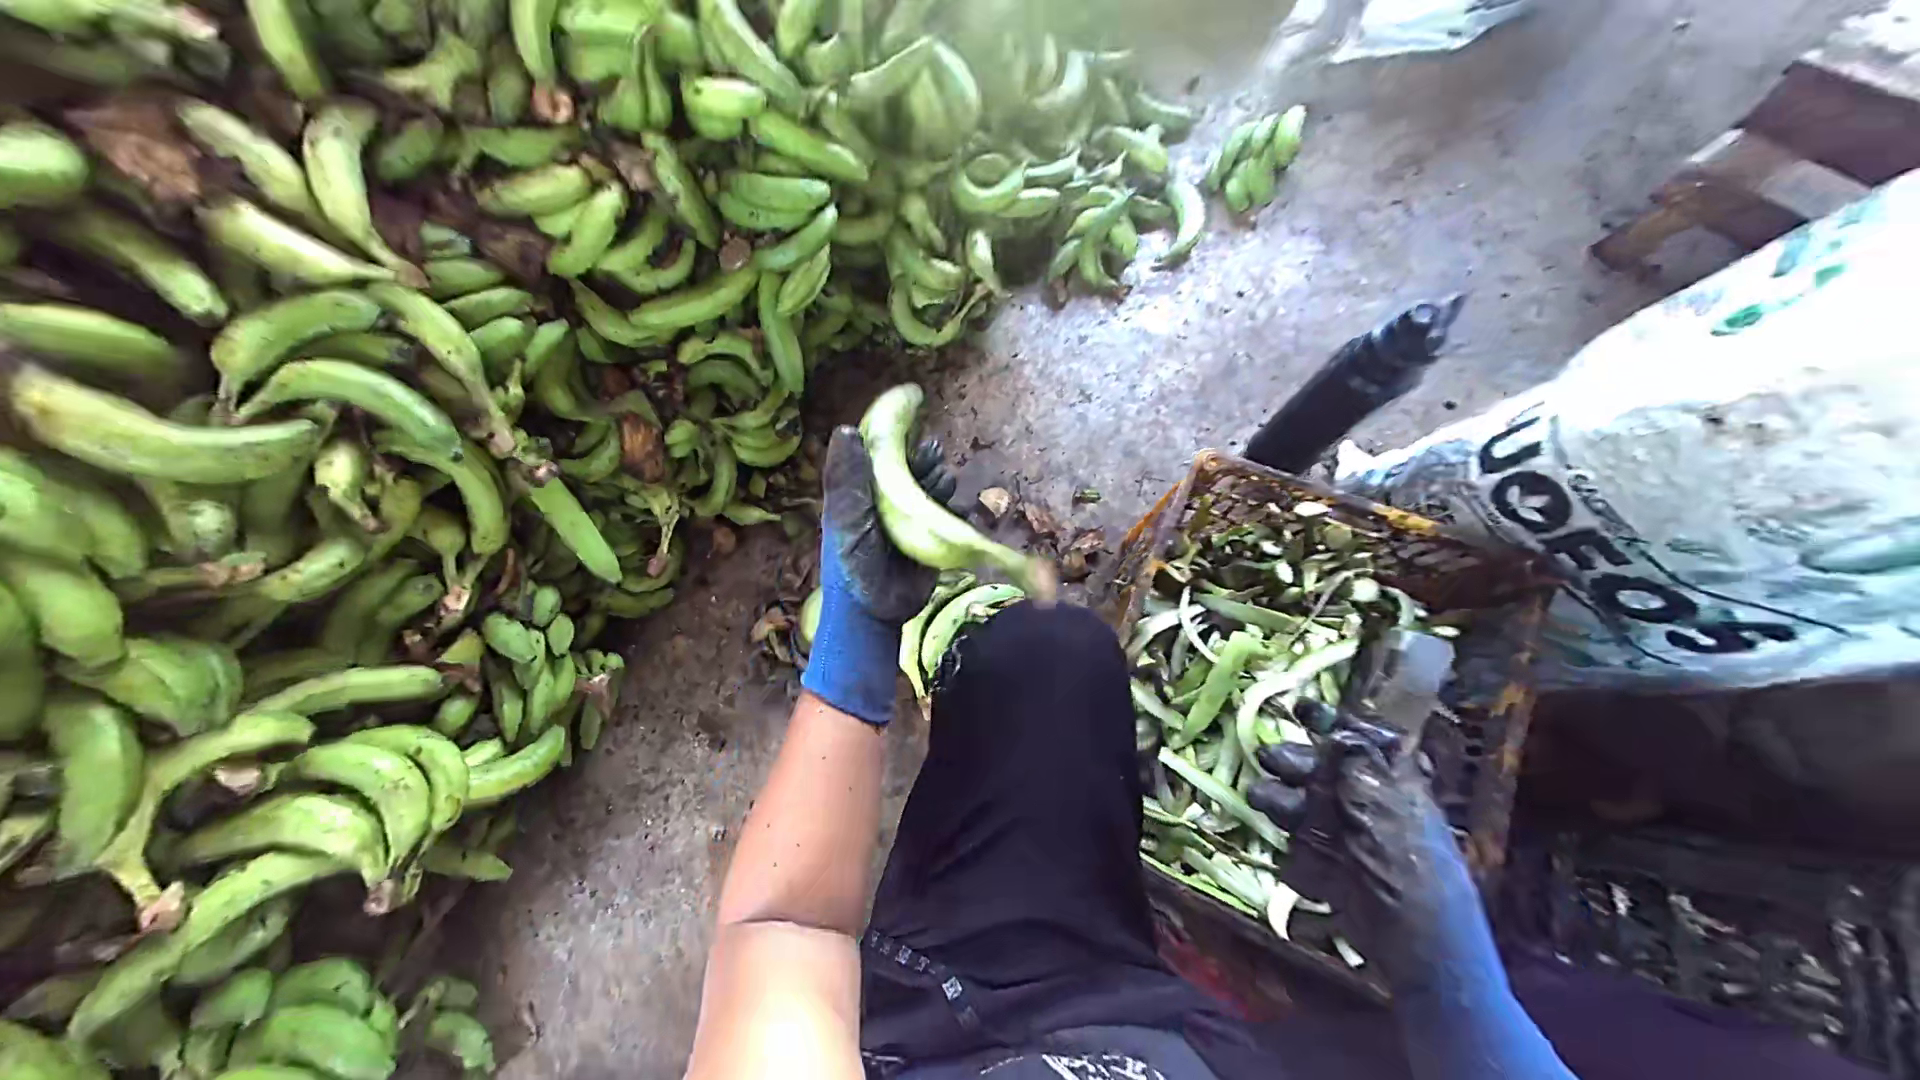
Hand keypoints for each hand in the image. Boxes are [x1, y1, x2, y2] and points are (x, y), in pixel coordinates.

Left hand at [800, 426, 953, 724]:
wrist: (873, 611)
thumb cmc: (851, 562)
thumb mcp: (845, 518)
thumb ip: (847, 478)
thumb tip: (847, 430)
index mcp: (864, 495)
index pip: (881, 459)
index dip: (895, 439)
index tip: (908, 419)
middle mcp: (888, 506)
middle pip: (912, 473)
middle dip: (924, 461)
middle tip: (933, 451)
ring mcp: (911, 524)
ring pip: (933, 493)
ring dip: (940, 482)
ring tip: (943, 478)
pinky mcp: (931, 542)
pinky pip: (949, 519)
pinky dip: (956, 510)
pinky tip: (956, 507)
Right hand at [1246, 705, 1492, 995]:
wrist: (1415, 949)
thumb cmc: (1412, 874)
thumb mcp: (1389, 813)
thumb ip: (1362, 769)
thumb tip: (1341, 729)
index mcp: (1390, 782)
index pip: (1358, 739)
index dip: (1330, 721)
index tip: (1299, 708)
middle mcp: (1361, 799)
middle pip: (1318, 764)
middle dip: (1293, 759)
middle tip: (1272, 761)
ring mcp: (1339, 828)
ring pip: (1297, 795)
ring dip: (1277, 793)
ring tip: (1263, 799)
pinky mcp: (1320, 856)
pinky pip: (1290, 831)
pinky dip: (1278, 826)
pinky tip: (1273, 827)